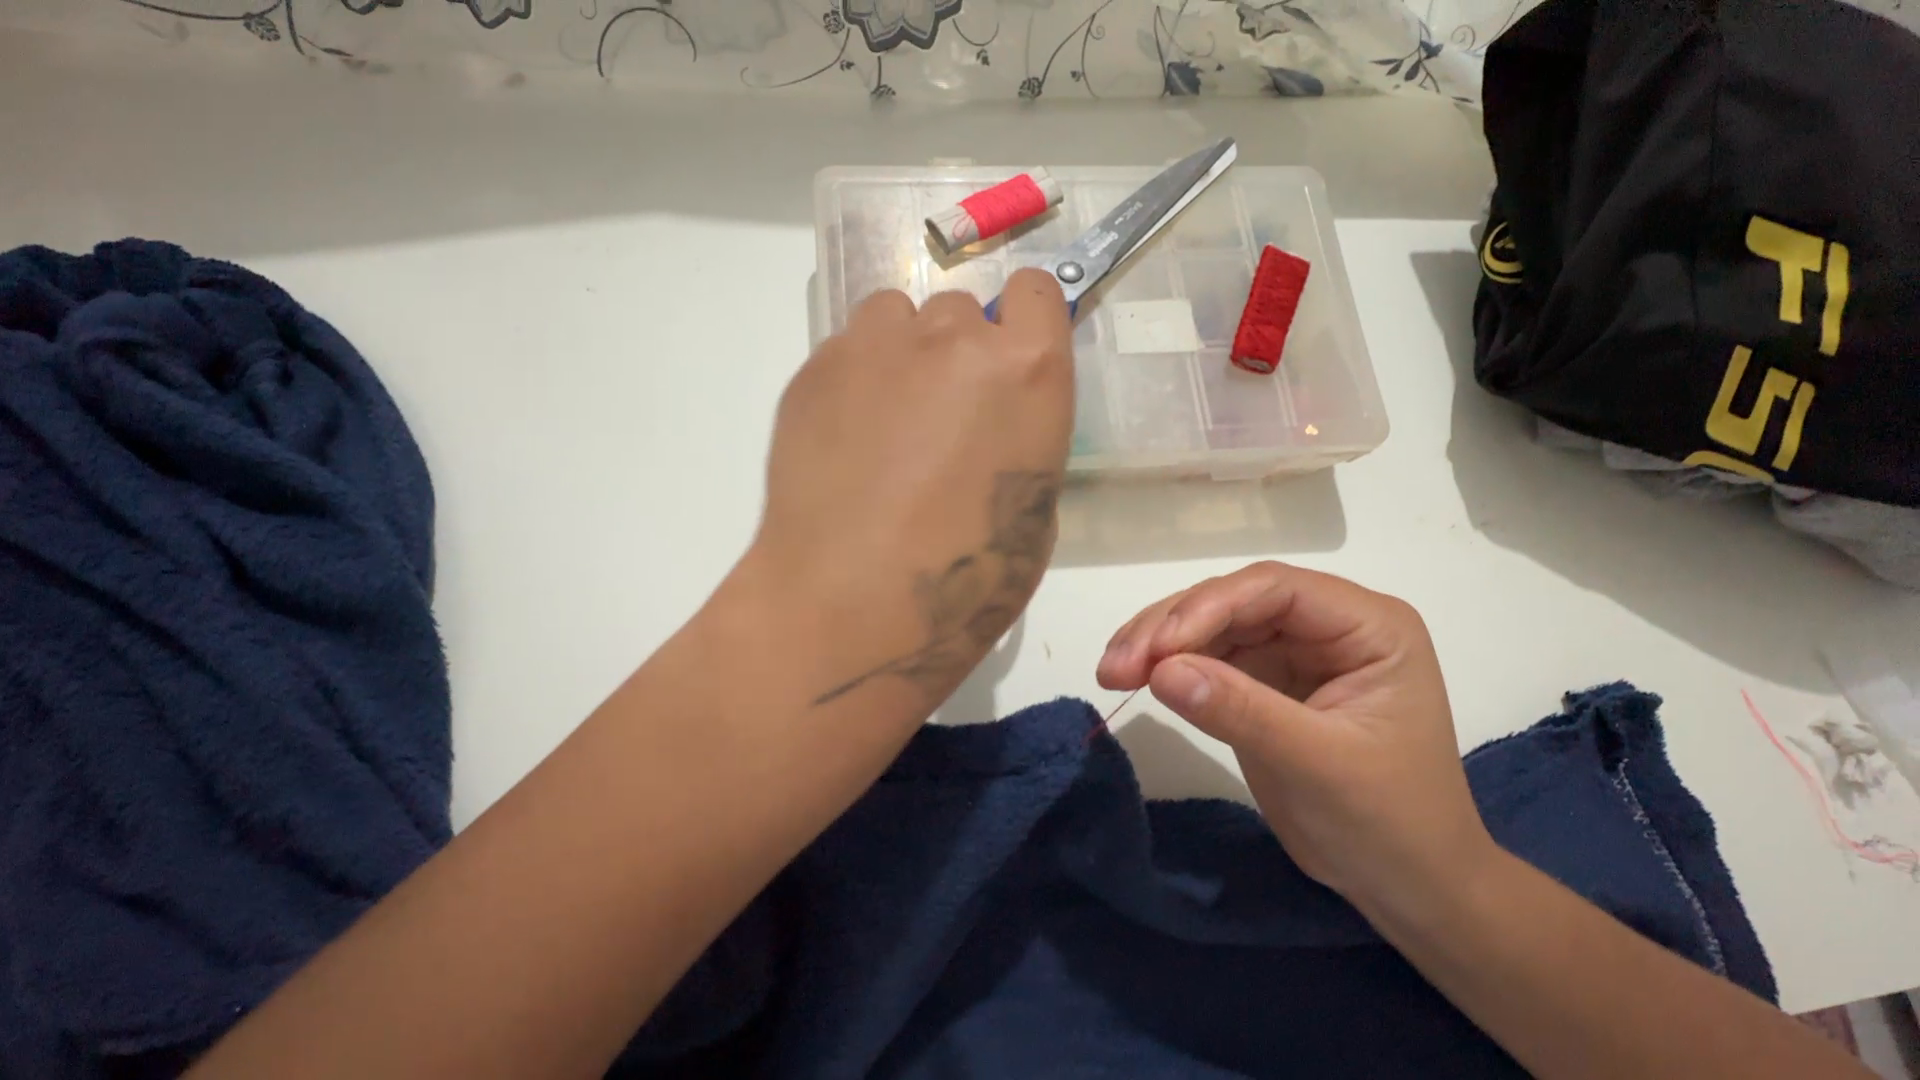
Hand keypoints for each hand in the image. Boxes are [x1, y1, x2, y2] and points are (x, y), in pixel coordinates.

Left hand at [744, 273, 1074, 706]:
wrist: (853, 603)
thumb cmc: (967, 579)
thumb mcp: (1034, 507)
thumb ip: (1020, 435)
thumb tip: (990, 424)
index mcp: (1027, 372)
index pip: (1036, 291)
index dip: (1025, 321)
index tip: (1009, 355)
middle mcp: (953, 339)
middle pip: (960, 308)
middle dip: (957, 351)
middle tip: (938, 418)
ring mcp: (874, 347)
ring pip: (895, 317)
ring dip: (900, 354)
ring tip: (885, 423)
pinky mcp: (813, 370)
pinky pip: (846, 352)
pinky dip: (852, 383)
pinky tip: (843, 445)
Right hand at [1096, 562, 1495, 910]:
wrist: (1408, 886)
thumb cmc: (1388, 823)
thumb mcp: (1318, 765)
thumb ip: (1241, 710)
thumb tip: (1159, 670)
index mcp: (1368, 625)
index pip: (1275, 590)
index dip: (1208, 608)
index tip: (1155, 650)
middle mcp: (1329, 626)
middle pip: (1235, 602)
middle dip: (1171, 628)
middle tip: (1114, 666)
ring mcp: (1295, 654)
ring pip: (1212, 627)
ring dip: (1159, 645)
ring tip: (1110, 672)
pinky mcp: (1266, 684)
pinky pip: (1209, 661)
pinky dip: (1169, 670)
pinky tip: (1133, 680)